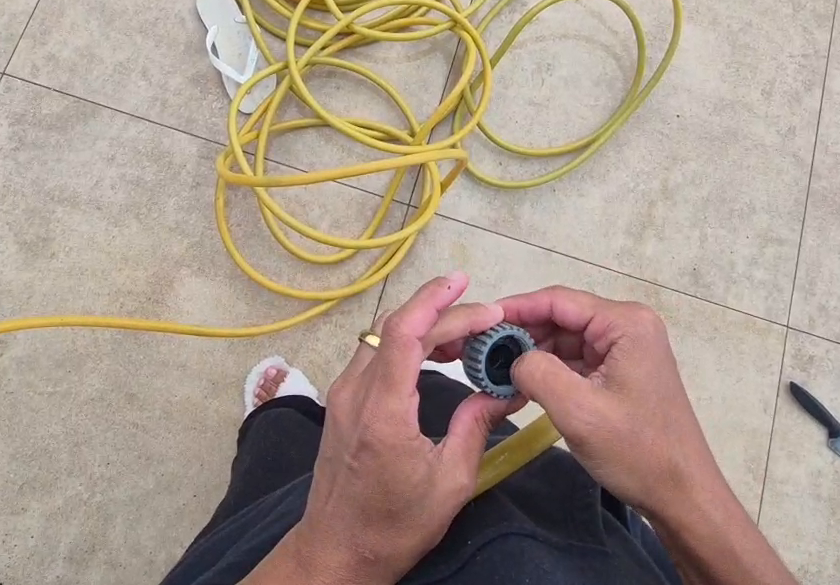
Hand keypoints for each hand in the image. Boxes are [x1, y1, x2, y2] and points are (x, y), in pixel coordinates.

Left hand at [271, 272, 519, 584]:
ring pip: (385, 335)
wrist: (335, 551)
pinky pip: (377, 352)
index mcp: (383, 409)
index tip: (469, 287)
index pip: (404, 332)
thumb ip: (476, 427)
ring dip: (426, 323)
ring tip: (470, 331)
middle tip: (489, 316)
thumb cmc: (393, 525)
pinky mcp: (343, 399)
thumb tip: (504, 390)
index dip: (436, 301)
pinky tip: (438, 351)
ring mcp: (344, 391)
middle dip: (445, 312)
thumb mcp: (449, 483)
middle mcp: (356, 390)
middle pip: (399, 327)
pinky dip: (409, 340)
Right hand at [497, 286, 722, 518]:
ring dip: (534, 352)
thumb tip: (513, 358)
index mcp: (625, 323)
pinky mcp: (622, 370)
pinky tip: (524, 381)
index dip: (516, 308)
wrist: (684, 499)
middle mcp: (628, 325)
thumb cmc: (638, 453)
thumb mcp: (578, 411)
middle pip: (562, 316)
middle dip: (523, 332)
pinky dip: (550, 368)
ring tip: (496, 366)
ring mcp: (627, 348)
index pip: (558, 300)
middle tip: (483, 349)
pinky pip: (577, 358)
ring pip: (566, 338)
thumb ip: (538, 372)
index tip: (481, 321)